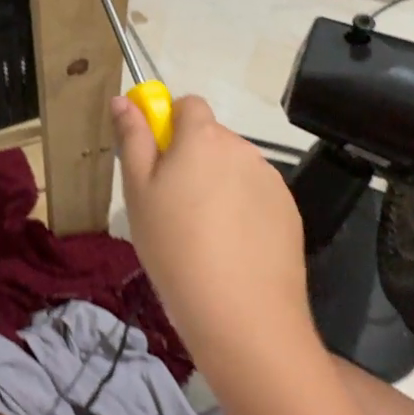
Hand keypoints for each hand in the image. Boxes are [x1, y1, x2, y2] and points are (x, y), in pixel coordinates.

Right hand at [112, 94, 316, 390]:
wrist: (242, 315)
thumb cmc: (174, 247)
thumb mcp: (138, 192)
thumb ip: (133, 139)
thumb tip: (125, 99)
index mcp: (202, 138)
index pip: (188, 104)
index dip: (169, 124)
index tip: (155, 161)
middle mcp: (242, 148)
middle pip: (210, 137)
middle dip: (191, 158)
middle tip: (170, 205)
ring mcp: (270, 181)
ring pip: (233, 168)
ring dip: (216, 183)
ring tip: (201, 233)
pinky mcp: (289, 212)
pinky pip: (255, 196)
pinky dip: (241, 210)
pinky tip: (229, 248)